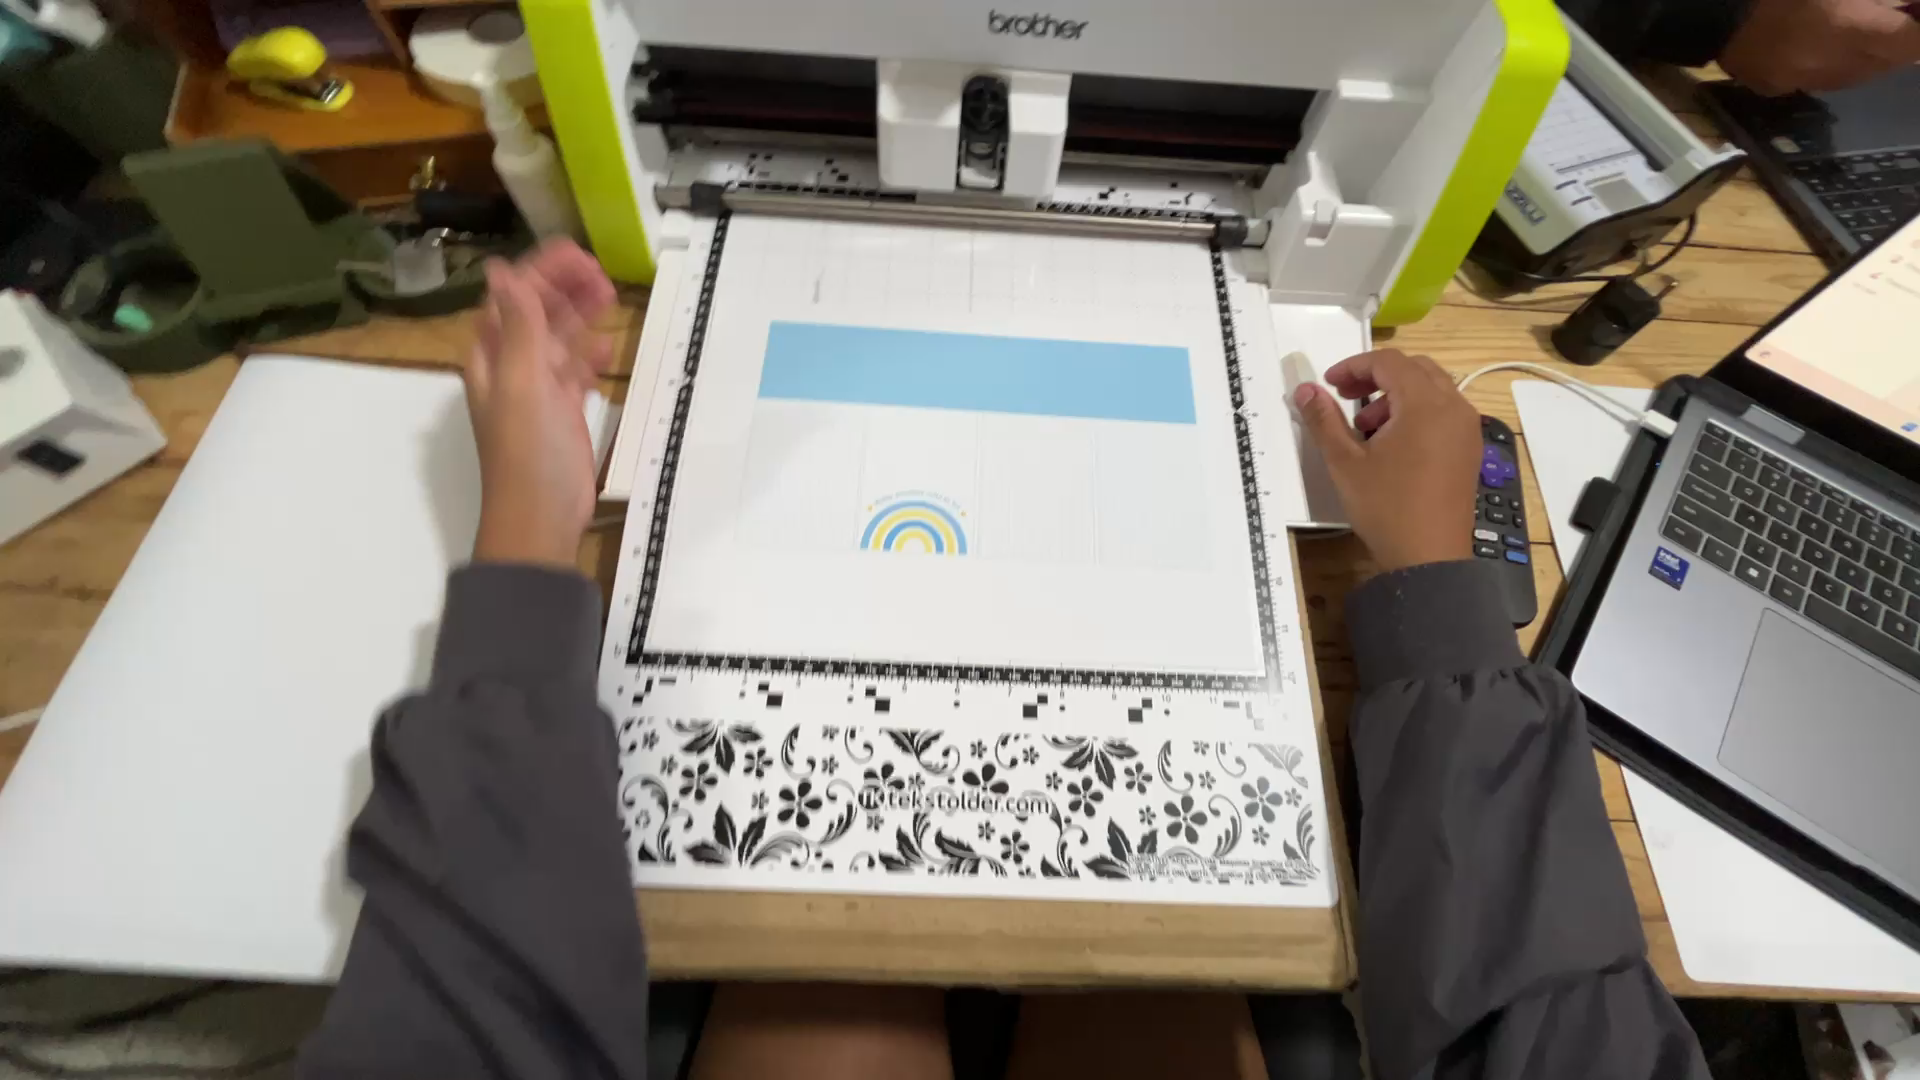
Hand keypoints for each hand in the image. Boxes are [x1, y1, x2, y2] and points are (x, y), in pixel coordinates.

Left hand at [465, 239, 616, 569]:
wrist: (541, 514)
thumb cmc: (528, 451)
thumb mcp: (522, 385)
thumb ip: (520, 329)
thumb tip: (504, 271)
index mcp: (494, 355)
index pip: (514, 298)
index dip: (543, 272)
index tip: (581, 255)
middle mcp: (514, 366)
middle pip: (539, 313)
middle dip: (566, 288)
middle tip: (604, 274)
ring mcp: (541, 390)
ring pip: (561, 339)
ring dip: (581, 316)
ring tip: (611, 296)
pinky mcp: (565, 412)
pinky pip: (576, 372)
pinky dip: (589, 356)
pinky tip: (607, 348)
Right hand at [1292, 350, 1481, 572]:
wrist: (1427, 554)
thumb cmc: (1384, 506)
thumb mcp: (1344, 462)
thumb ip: (1324, 420)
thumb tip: (1306, 389)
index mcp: (1425, 405)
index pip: (1389, 363)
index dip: (1354, 366)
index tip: (1328, 385)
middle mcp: (1454, 407)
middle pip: (1414, 369)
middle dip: (1375, 377)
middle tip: (1345, 399)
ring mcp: (1467, 428)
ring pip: (1431, 389)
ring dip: (1394, 395)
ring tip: (1365, 429)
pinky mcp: (1468, 447)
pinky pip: (1442, 411)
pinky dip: (1413, 412)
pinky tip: (1390, 443)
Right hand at [1721, 0, 1919, 94]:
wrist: (1724, 17)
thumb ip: (1885, 2)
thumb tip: (1906, 12)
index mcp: (1851, 30)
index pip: (1911, 45)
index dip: (1919, 37)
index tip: (1917, 22)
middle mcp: (1825, 65)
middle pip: (1883, 66)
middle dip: (1899, 48)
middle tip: (1900, 28)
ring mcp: (1795, 81)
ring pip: (1850, 79)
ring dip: (1866, 62)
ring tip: (1865, 41)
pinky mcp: (1772, 88)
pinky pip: (1813, 83)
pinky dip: (1828, 71)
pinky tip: (1823, 54)